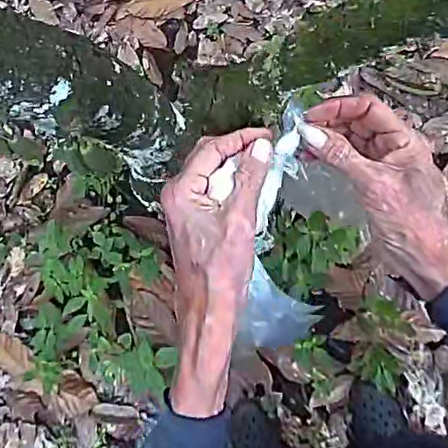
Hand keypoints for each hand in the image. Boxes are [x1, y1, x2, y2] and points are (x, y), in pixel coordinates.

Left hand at [159, 127, 271, 416]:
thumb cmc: (220, 272)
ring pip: (214, 173)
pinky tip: (256, 188)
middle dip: (240, 150)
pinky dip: (236, 184)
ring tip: (267, 164)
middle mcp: (178, 195)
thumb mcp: (240, 220)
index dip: (241, 139)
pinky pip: (216, 190)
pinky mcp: (196, 219)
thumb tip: (261, 147)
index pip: (212, 149)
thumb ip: (251, 179)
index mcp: (181, 191)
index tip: (267, 135)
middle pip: (210, 157)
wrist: (210, 311)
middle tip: (269, 148)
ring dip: (240, 167)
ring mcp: (185, 207)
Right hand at [301, 95, 447, 299]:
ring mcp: (383, 165)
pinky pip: (348, 159)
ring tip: (303, 143)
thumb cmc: (414, 225)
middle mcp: (395, 148)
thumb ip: (342, 156)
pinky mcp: (372, 181)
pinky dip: (330, 156)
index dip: (340, 107)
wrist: (425, 262)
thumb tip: (313, 133)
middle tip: (303, 129)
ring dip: (326, 139)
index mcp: (406, 141)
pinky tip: (313, 157)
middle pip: (358, 122)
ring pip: (350, 140)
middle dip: (329, 122)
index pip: (369, 108)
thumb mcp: (374, 185)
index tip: (313, 115)